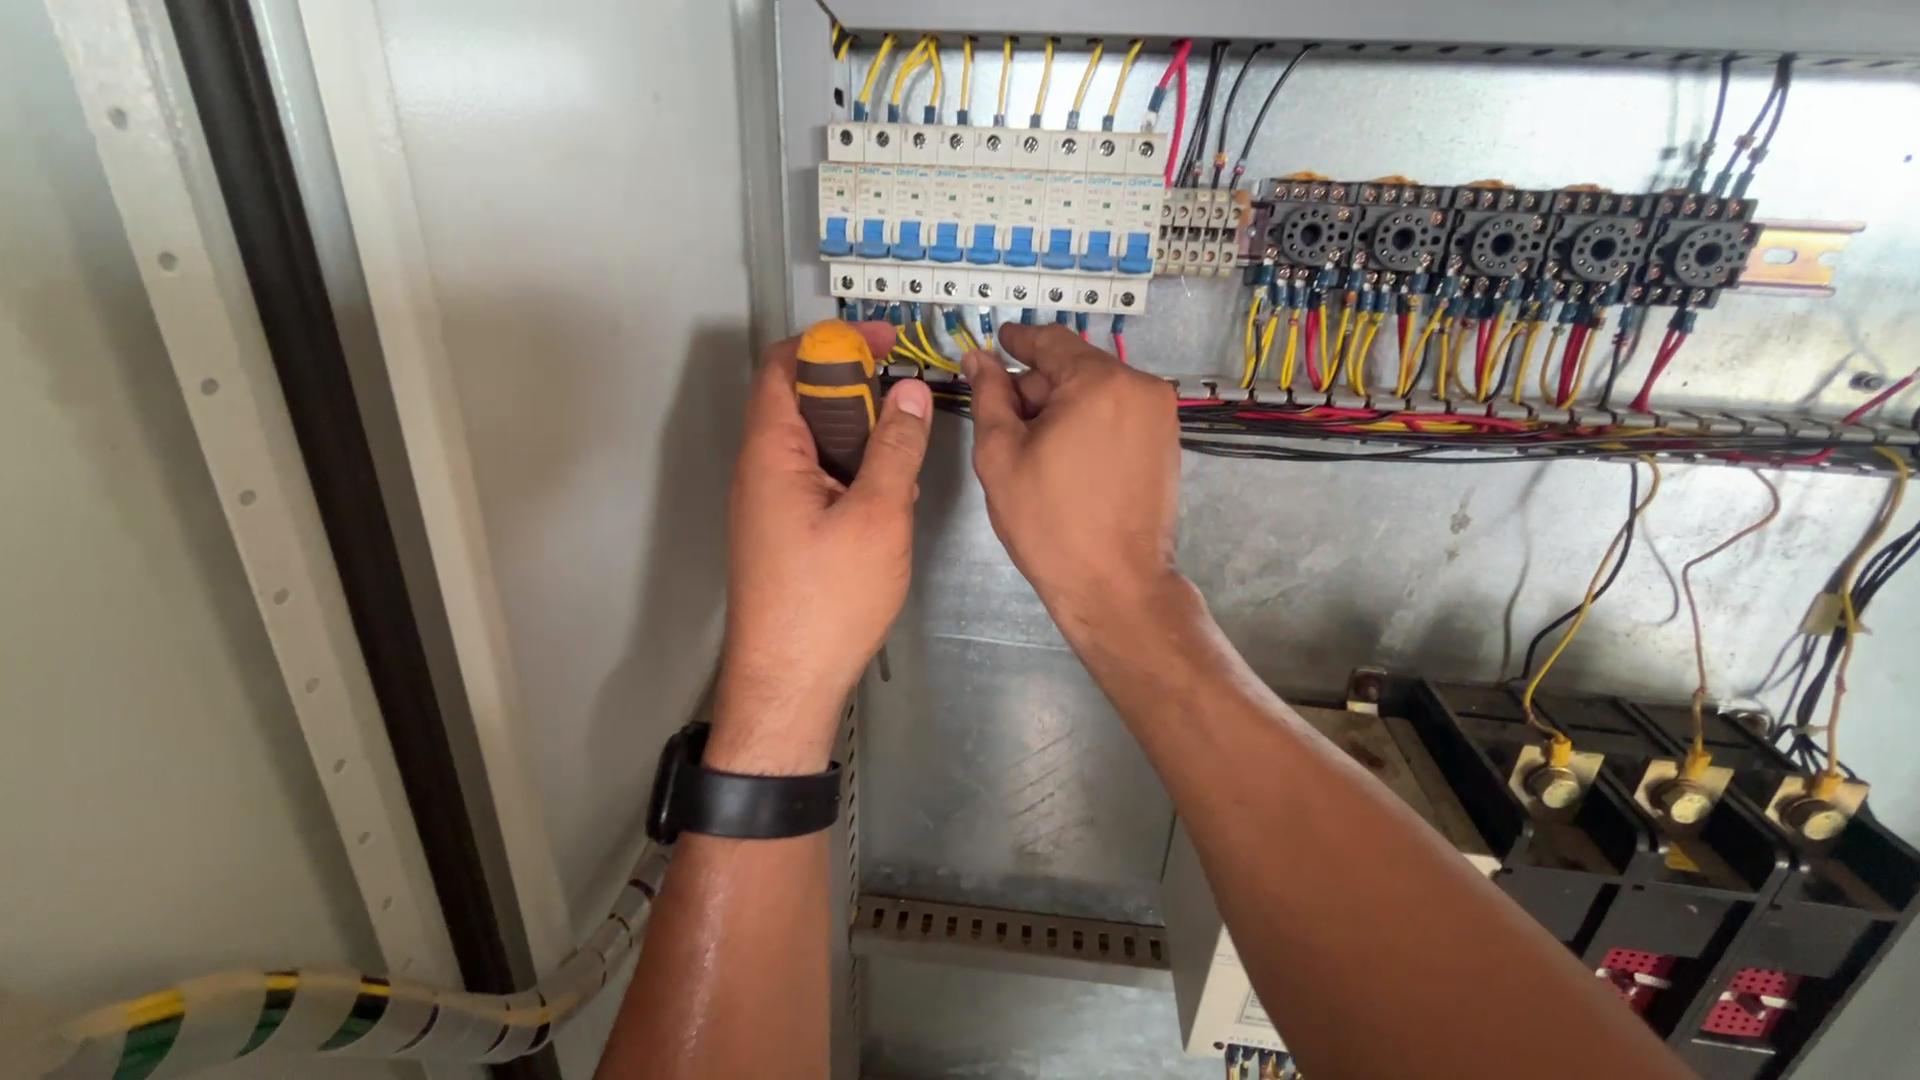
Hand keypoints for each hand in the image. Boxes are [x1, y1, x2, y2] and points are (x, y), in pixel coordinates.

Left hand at [711, 324, 931, 772]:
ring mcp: (770, 504)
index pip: (786, 364)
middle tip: (908, 402)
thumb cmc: (829, 597)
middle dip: (857, 390)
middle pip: (802, 400)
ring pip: (816, 444)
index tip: (888, 341)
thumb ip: (895, 448)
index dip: (834, 340)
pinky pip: (819, 481)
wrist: (788, 683)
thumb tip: (909, 389)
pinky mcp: (785, 534)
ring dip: (861, 437)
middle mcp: (760, 470)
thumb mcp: (877, 516)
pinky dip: (854, 474)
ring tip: (907, 458)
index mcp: (771, 451)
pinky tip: (891, 502)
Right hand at [964, 324, 1182, 637]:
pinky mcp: (1166, 442)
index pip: (1051, 341)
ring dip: (1061, 406)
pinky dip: (1088, 423)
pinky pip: (1118, 415)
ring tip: (1031, 446)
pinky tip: (1064, 457)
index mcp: (1099, 382)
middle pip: (1075, 368)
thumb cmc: (1050, 523)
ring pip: (1097, 392)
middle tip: (1002, 417)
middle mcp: (1140, 387)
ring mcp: (1160, 416)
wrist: (1116, 585)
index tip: (998, 341)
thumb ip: (988, 397)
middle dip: (1036, 386)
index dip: (1018, 341)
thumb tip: (979, 359)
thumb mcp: (1001, 456)